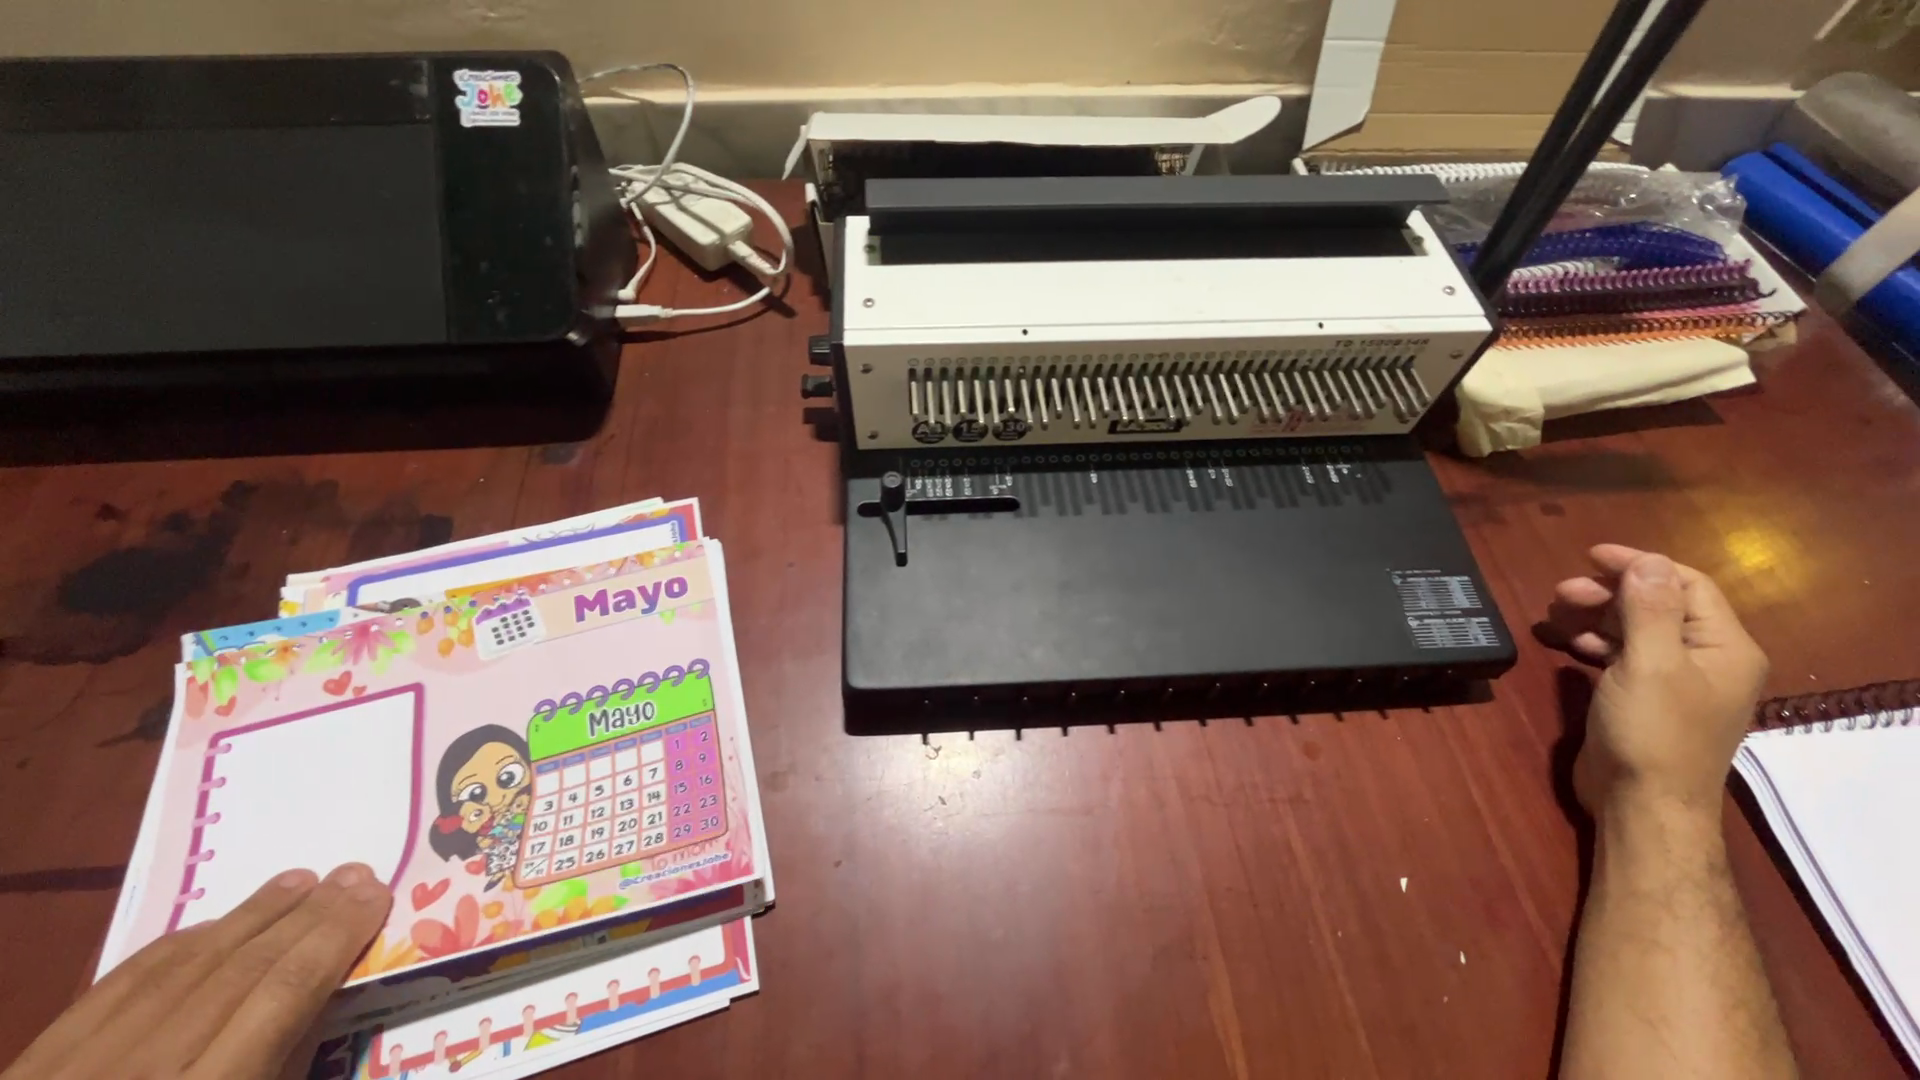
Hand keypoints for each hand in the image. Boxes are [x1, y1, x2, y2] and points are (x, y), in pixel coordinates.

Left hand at [3, 864, 389, 1079]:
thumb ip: (286, 1064)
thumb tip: (325, 988)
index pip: (285, 991)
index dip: (336, 936)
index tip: (375, 895)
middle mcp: (143, 1072)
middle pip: (243, 967)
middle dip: (309, 914)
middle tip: (355, 874)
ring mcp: (77, 1065)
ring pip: (186, 964)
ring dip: (253, 914)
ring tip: (303, 879)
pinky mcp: (36, 1062)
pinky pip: (121, 984)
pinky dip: (179, 945)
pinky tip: (219, 920)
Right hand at [1547, 544, 1768, 816]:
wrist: (1642, 803)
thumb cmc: (1651, 732)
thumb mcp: (1650, 664)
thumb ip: (1650, 610)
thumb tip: (1648, 561)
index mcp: (1724, 647)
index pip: (1687, 585)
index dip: (1641, 564)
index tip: (1590, 555)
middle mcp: (1708, 659)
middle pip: (1659, 605)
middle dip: (1609, 592)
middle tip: (1560, 592)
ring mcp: (1677, 681)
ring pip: (1637, 629)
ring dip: (1598, 616)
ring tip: (1555, 614)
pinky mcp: (1646, 699)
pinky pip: (1624, 656)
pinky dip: (1597, 643)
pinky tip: (1570, 645)